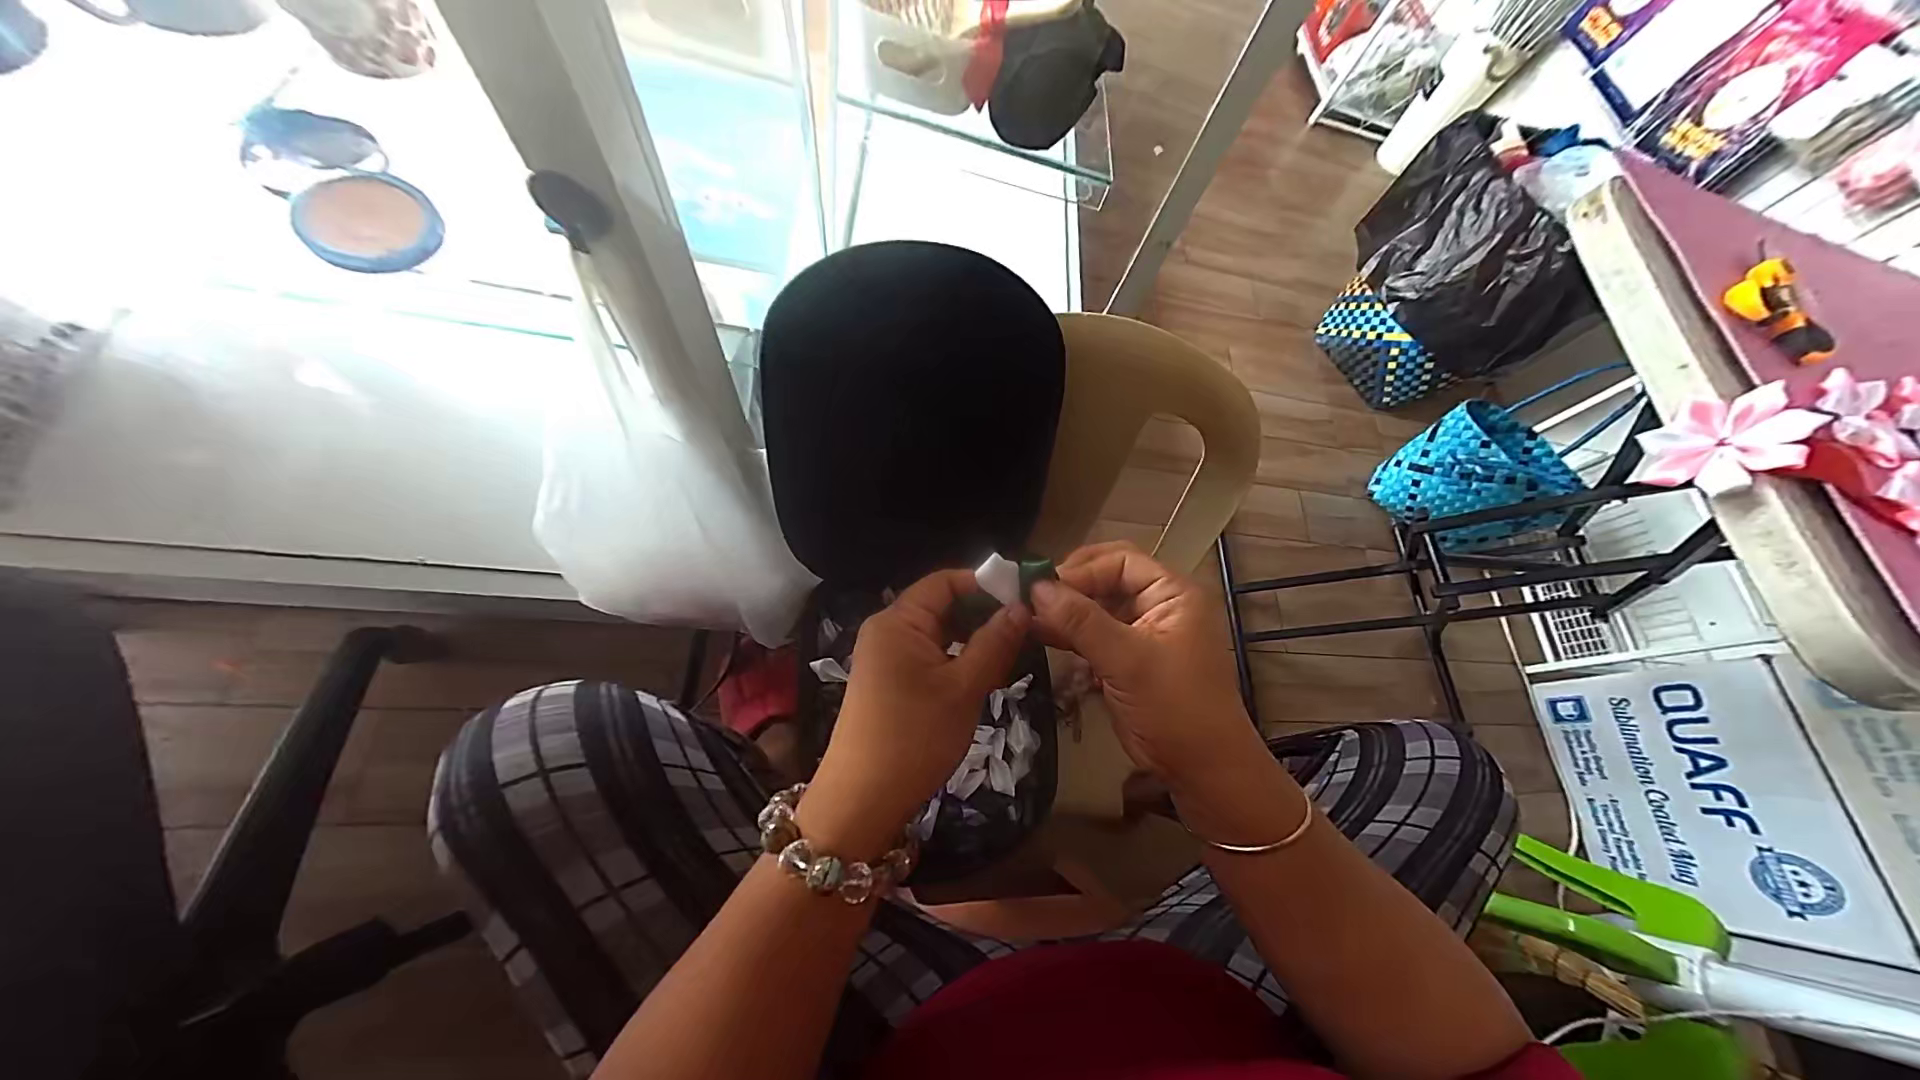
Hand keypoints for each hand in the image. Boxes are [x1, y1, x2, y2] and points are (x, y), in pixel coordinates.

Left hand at [798, 570, 1028, 859]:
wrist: (861, 800)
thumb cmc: (915, 737)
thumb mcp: (964, 688)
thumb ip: (994, 642)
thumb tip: (1021, 607)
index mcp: (898, 621)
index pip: (944, 581)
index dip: (984, 583)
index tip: (1024, 596)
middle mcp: (886, 630)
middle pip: (940, 605)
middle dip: (981, 613)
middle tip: (1025, 629)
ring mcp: (883, 658)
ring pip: (936, 634)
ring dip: (971, 639)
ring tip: (1010, 654)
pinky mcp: (887, 683)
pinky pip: (926, 657)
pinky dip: (954, 660)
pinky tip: (981, 676)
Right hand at [1030, 542, 1266, 790]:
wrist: (1202, 771)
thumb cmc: (1175, 707)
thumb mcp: (1127, 660)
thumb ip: (1080, 620)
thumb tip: (1036, 587)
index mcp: (1172, 594)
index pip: (1119, 561)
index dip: (1080, 569)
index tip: (1040, 587)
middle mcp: (1157, 606)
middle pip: (1105, 580)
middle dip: (1068, 589)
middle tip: (1031, 598)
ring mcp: (1141, 635)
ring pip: (1095, 610)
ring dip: (1064, 614)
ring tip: (1027, 620)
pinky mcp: (1127, 662)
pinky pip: (1093, 637)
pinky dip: (1069, 638)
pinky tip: (1041, 639)